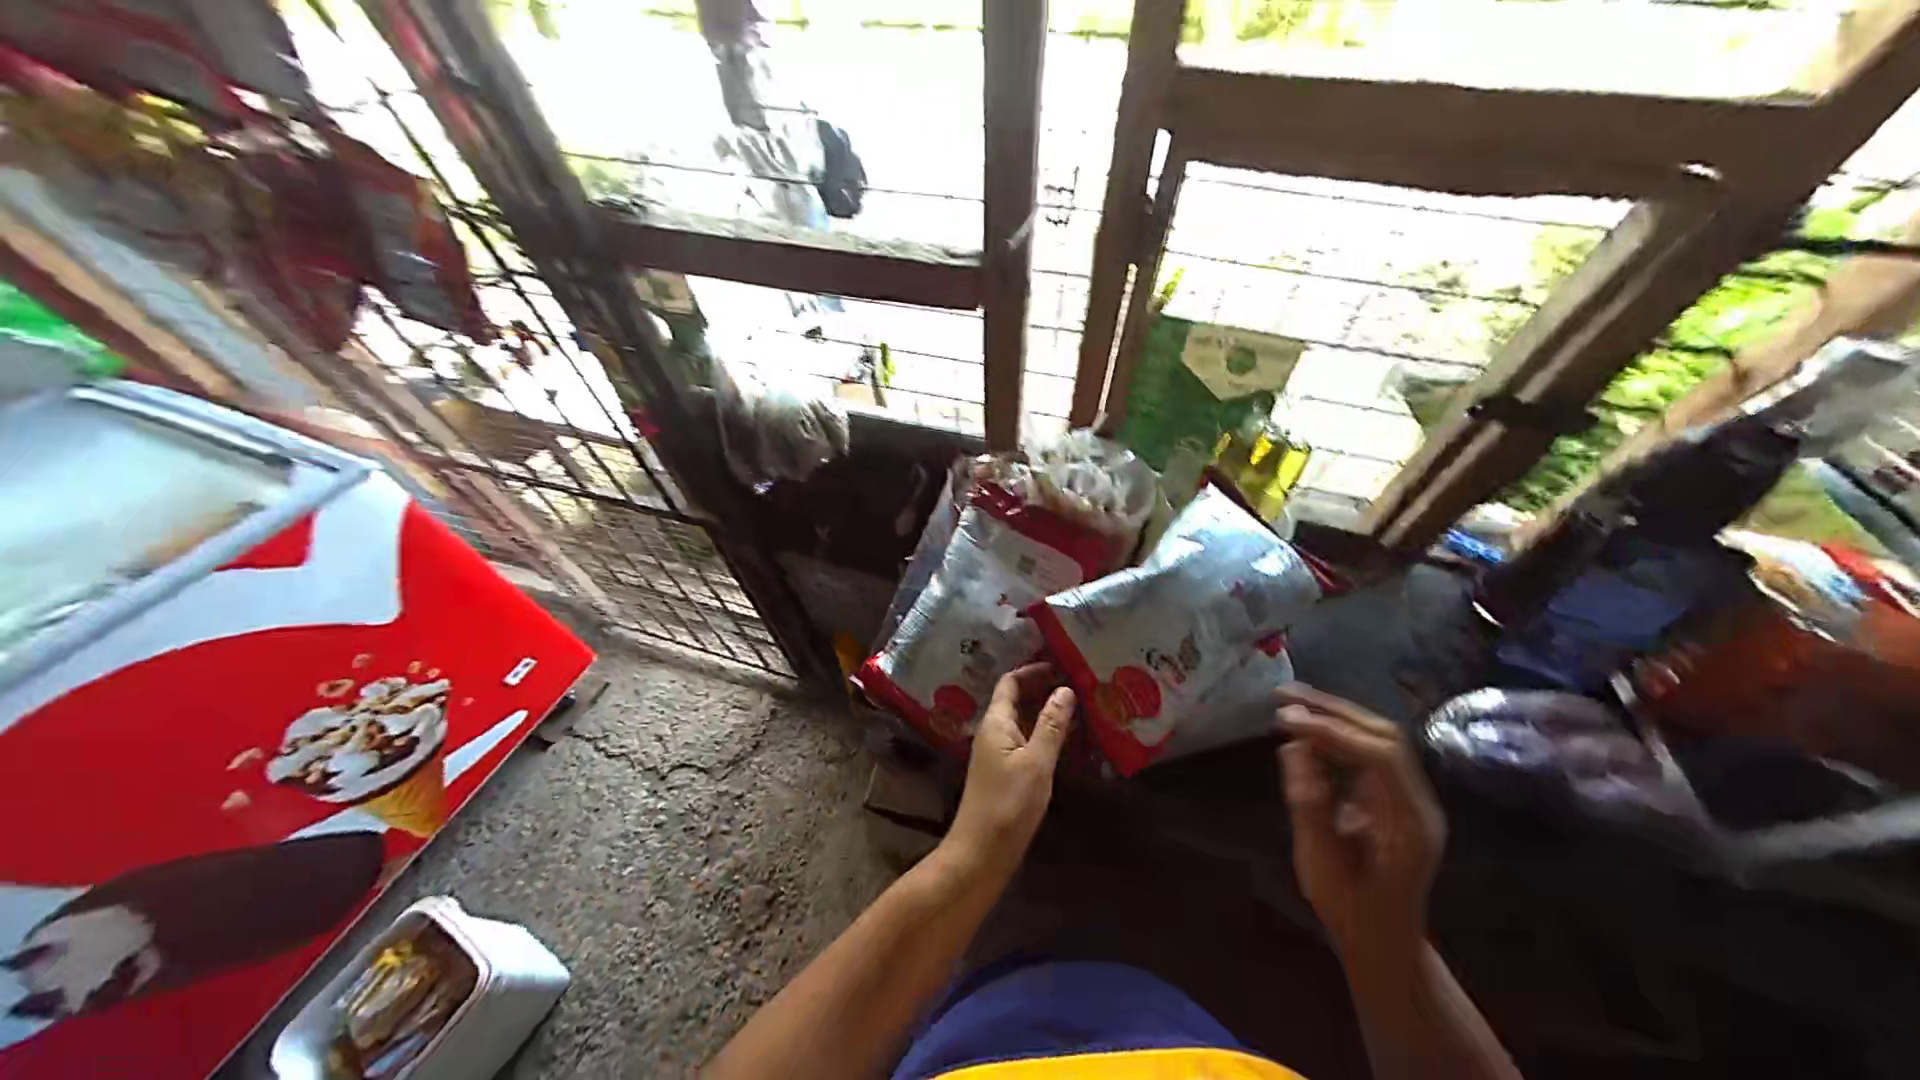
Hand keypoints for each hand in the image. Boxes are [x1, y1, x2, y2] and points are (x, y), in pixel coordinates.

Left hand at [941, 663, 1075, 879]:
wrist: (982, 852)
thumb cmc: (1009, 804)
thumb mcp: (1036, 762)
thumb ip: (1051, 725)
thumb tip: (1065, 689)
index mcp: (996, 723)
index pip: (1010, 683)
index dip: (1033, 670)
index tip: (1061, 664)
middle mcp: (992, 732)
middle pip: (1015, 699)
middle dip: (1042, 687)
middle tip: (1075, 682)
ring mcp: (996, 753)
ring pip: (1022, 720)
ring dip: (1045, 711)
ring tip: (1077, 706)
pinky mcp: (1003, 772)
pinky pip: (1024, 740)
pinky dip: (1043, 733)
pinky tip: (1065, 739)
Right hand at [1276, 683, 1444, 961]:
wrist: (1382, 942)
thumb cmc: (1350, 910)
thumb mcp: (1322, 861)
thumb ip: (1310, 803)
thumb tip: (1293, 748)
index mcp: (1410, 822)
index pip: (1381, 756)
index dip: (1334, 732)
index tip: (1287, 720)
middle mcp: (1417, 802)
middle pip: (1384, 737)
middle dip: (1333, 711)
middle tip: (1283, 696)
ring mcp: (1405, 798)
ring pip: (1376, 739)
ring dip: (1332, 716)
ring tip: (1287, 703)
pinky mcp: (1389, 798)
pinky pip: (1366, 753)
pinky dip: (1333, 735)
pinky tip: (1304, 730)